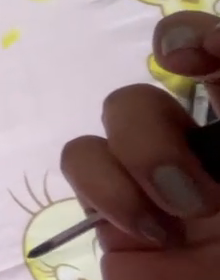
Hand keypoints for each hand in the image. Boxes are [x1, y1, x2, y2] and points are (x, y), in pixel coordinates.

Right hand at [61, 13, 219, 279]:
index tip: (196, 51)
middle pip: (184, 80)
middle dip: (183, 71)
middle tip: (182, 68)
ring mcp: (176, 188)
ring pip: (127, 114)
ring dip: (140, 146)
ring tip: (172, 206)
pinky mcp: (119, 213)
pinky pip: (83, 162)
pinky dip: (100, 185)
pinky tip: (134, 228)